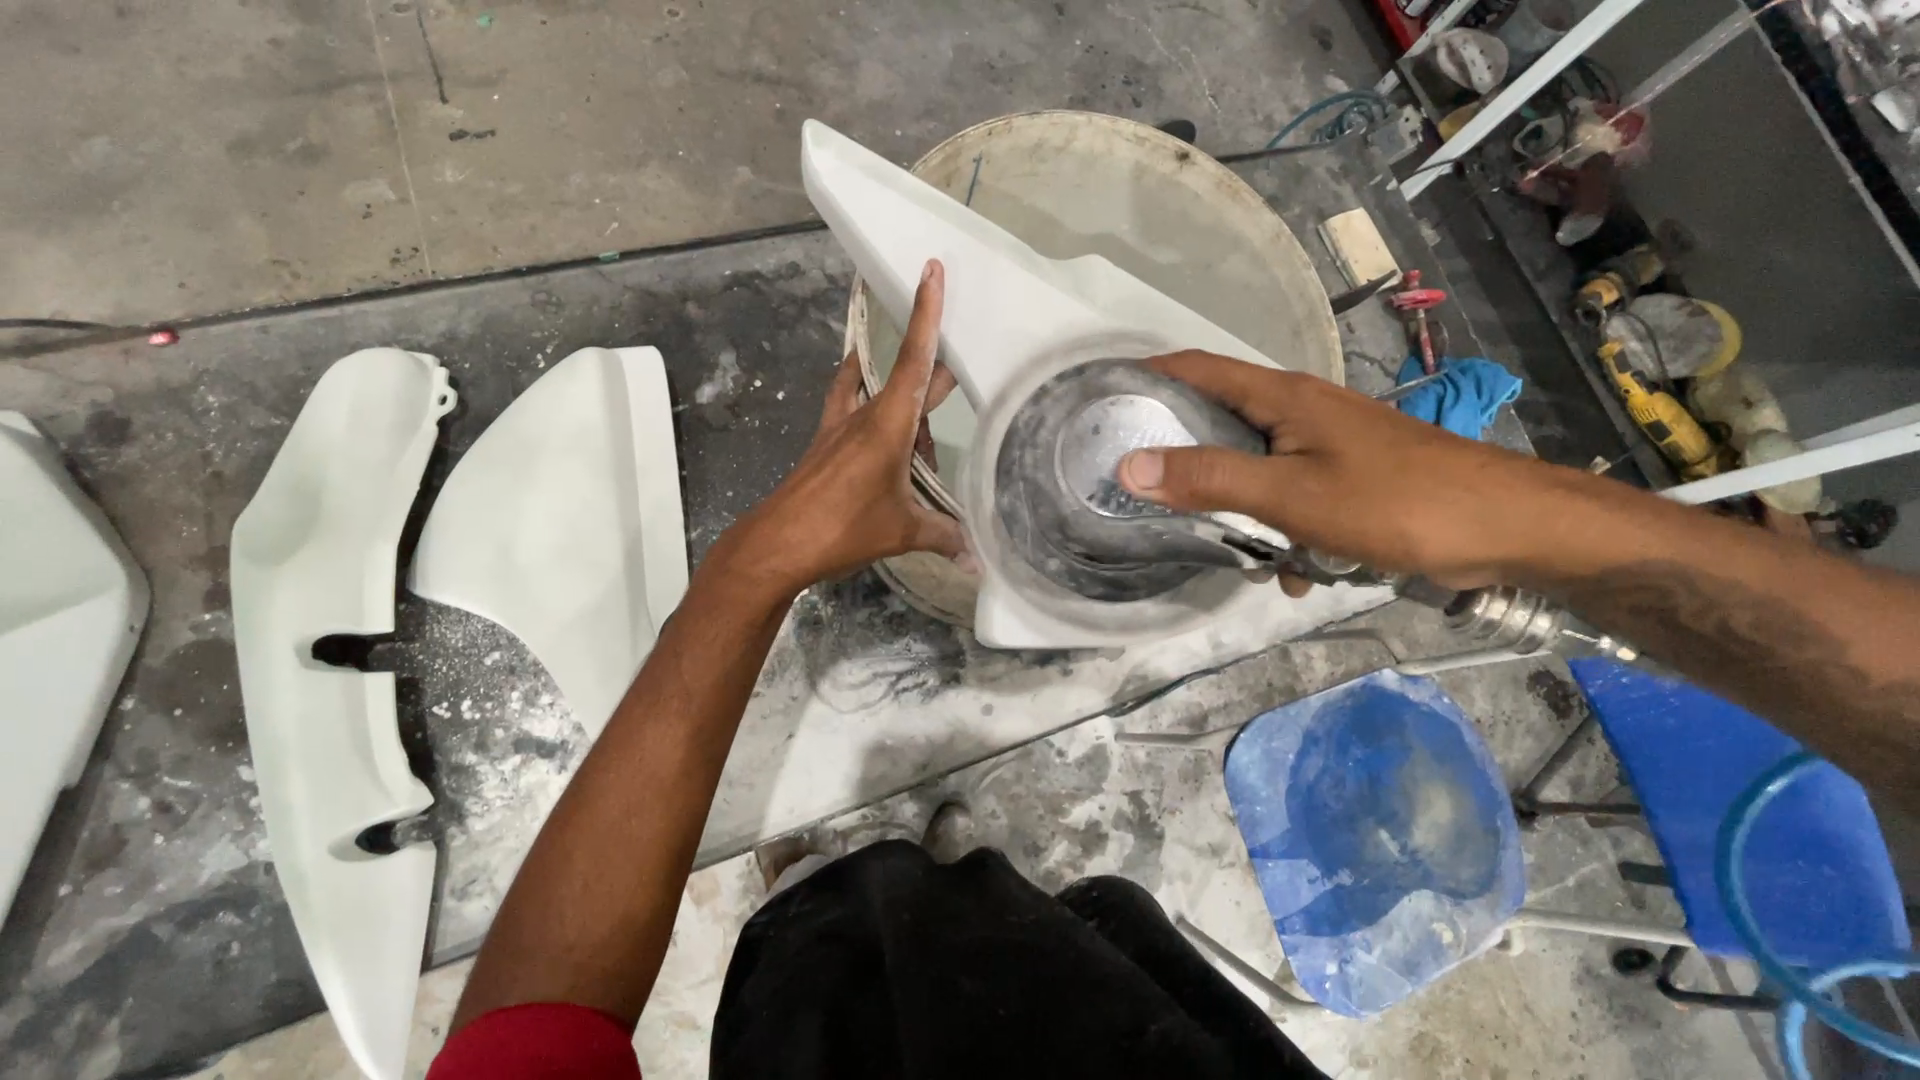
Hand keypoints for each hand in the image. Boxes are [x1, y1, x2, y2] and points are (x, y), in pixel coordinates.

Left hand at [719, 260, 966, 596]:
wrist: (778, 543)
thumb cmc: (843, 529)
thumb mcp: (902, 533)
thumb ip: (944, 536)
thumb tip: (978, 559)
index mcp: (889, 424)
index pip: (916, 358)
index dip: (928, 313)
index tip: (931, 270)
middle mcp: (865, 414)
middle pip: (908, 378)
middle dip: (935, 377)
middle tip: (960, 382)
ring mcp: (841, 426)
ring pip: (883, 399)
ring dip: (908, 414)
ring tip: (925, 458)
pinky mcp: (827, 443)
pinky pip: (853, 410)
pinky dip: (869, 407)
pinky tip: (876, 420)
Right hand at [1117, 351, 1577, 590]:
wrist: (1506, 528)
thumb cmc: (1394, 502)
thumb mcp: (1289, 496)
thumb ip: (1209, 479)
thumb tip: (1128, 464)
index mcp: (1280, 396)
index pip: (1196, 367)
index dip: (1145, 373)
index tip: (1100, 397)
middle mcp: (1298, 408)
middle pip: (1218, 416)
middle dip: (1180, 451)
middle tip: (1139, 484)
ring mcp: (1325, 441)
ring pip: (1254, 464)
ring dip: (1235, 505)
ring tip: (1225, 547)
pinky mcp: (1347, 475)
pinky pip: (1291, 494)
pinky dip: (1281, 528)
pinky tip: (1293, 572)